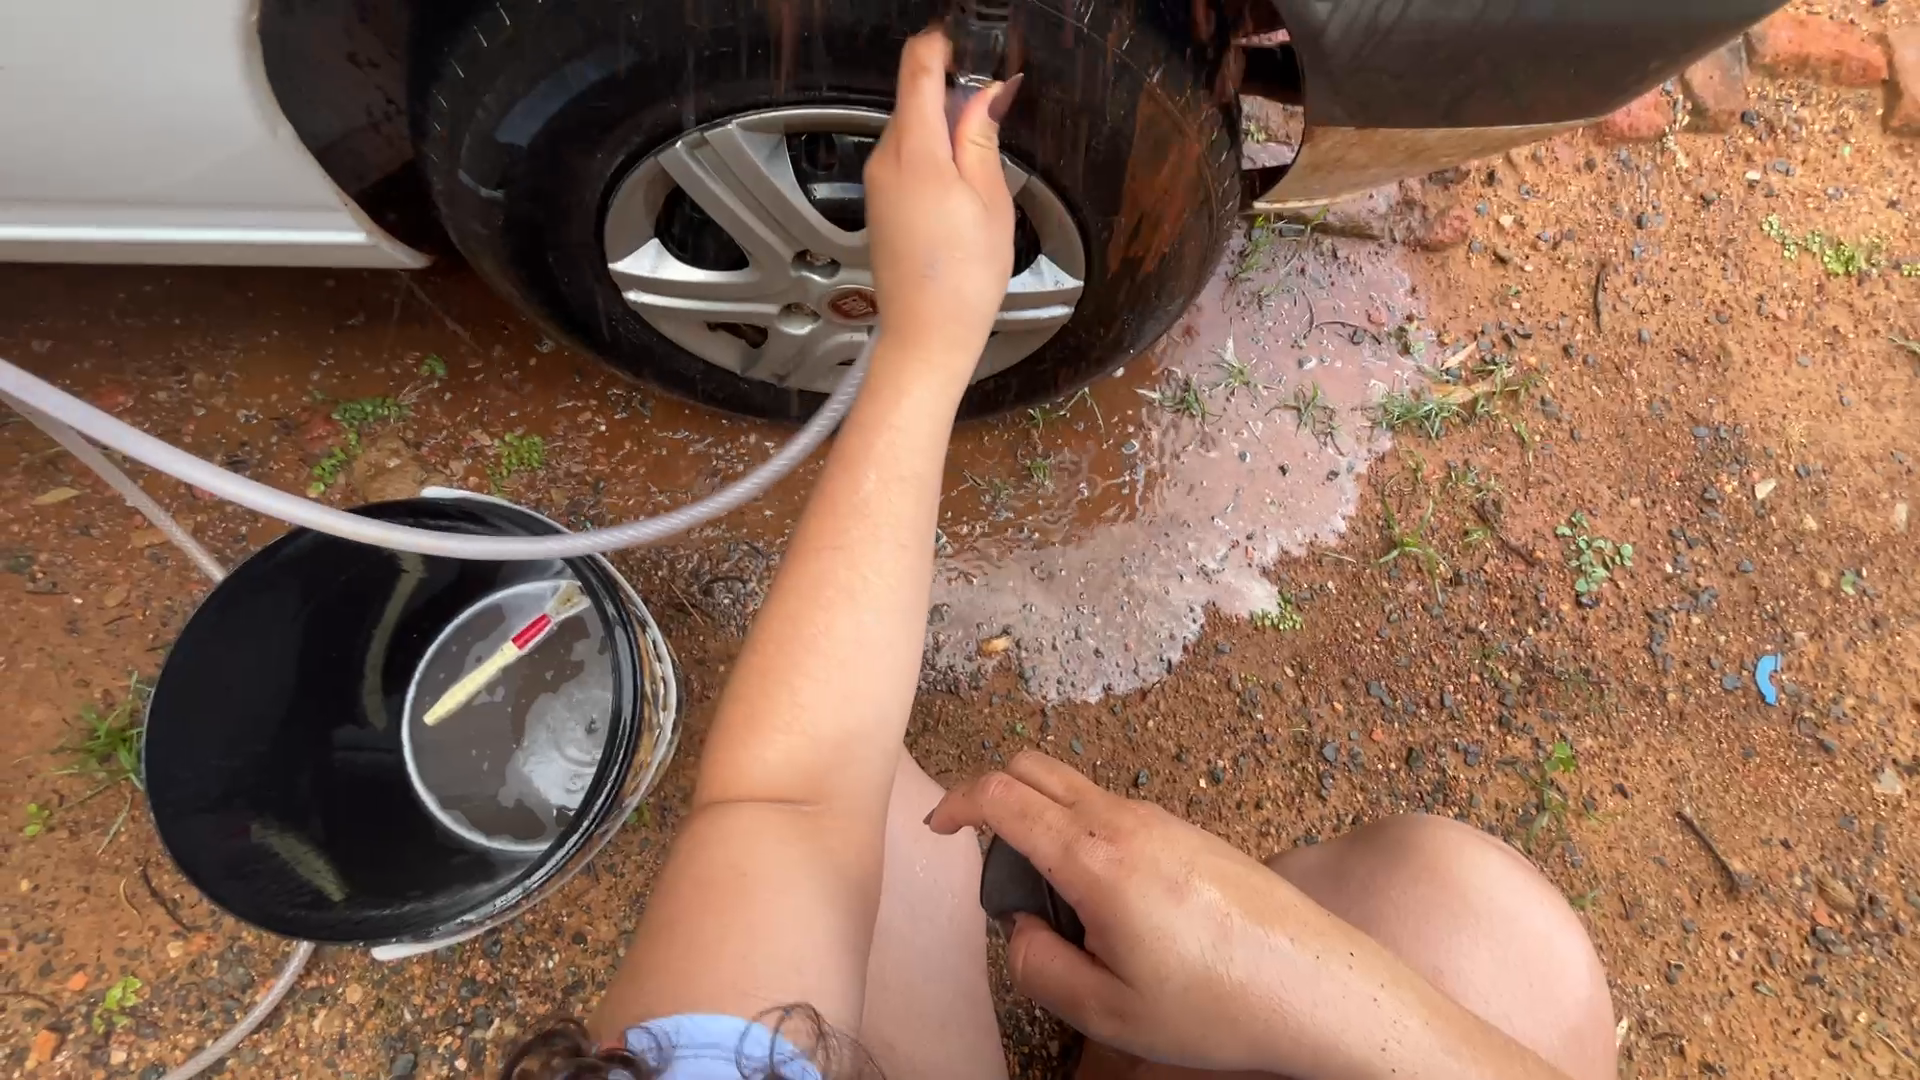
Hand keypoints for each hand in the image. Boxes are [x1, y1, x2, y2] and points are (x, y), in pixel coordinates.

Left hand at [864, 29, 1018, 377]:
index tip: (969, 51)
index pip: (917, 65)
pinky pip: (904, 165)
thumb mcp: (989, 200)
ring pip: (910, 134)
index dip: (944, 47)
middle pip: (914, 99)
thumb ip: (981, 136)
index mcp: (915, 151)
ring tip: (976, 183)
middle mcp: (885, 161)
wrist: (927, 337)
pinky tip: (956, 202)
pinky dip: (930, 165)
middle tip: (991, 130)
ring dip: (944, 138)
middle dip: (952, 102)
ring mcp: (876, 186)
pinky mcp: (878, 208)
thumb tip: (985, 93)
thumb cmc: (963, 280)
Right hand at [928, 752, 1351, 1074]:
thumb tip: (1020, 925)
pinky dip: (1078, 827)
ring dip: (1040, 817)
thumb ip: (1038, 965)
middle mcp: (1119, 818)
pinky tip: (1110, 898)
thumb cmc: (1214, 1005)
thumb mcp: (1109, 1012)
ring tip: (1061, 900)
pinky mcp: (1180, 825)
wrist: (1319, 983)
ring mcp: (1154, 815)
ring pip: (1069, 784)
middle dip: (993, 797)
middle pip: (1031, 766)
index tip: (938, 827)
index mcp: (1093, 856)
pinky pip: (1106, 805)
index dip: (957, 801)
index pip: (1003, 794)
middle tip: (998, 868)